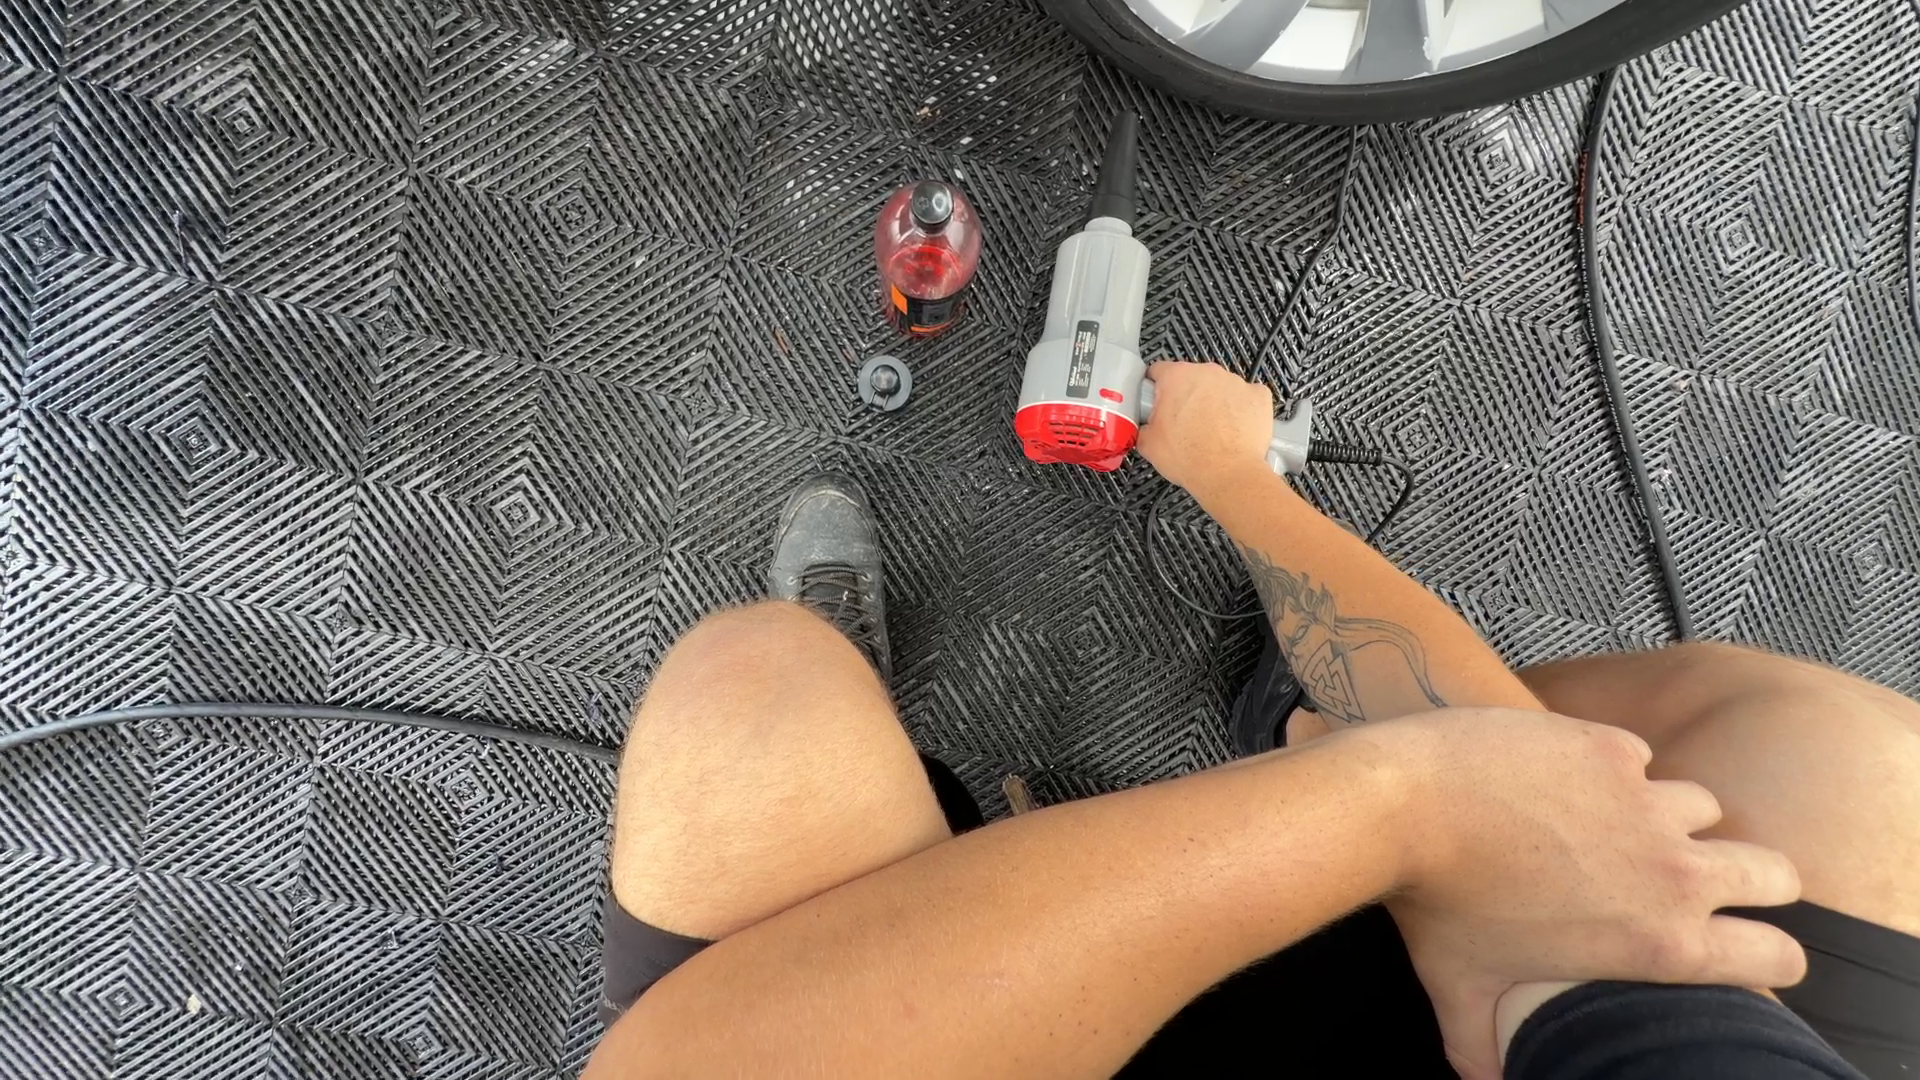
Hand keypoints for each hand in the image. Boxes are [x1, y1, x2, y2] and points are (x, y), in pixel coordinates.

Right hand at [1135, 361, 1277, 500]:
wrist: (1227, 474)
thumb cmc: (1191, 458)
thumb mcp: (1147, 443)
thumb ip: (1143, 424)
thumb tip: (1146, 425)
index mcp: (1177, 378)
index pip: (1158, 370)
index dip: (1154, 388)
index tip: (1156, 401)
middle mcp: (1207, 374)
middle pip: (1190, 378)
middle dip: (1185, 397)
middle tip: (1180, 424)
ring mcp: (1235, 383)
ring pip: (1217, 387)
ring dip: (1211, 402)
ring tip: (1207, 430)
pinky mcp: (1258, 396)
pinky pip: (1245, 396)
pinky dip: (1238, 408)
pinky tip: (1231, 427)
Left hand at [1351, 708, 1805, 1079]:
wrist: (1394, 803)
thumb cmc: (1426, 897)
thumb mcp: (1457, 984)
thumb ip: (1481, 1046)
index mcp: (1661, 940)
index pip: (1779, 957)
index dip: (1758, 949)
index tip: (1722, 936)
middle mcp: (1671, 868)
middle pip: (1771, 871)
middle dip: (1739, 873)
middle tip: (1675, 866)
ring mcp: (1640, 797)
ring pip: (1699, 804)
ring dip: (1663, 810)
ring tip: (1606, 813)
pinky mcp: (1600, 742)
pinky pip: (1634, 752)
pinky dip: (1606, 760)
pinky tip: (1559, 768)